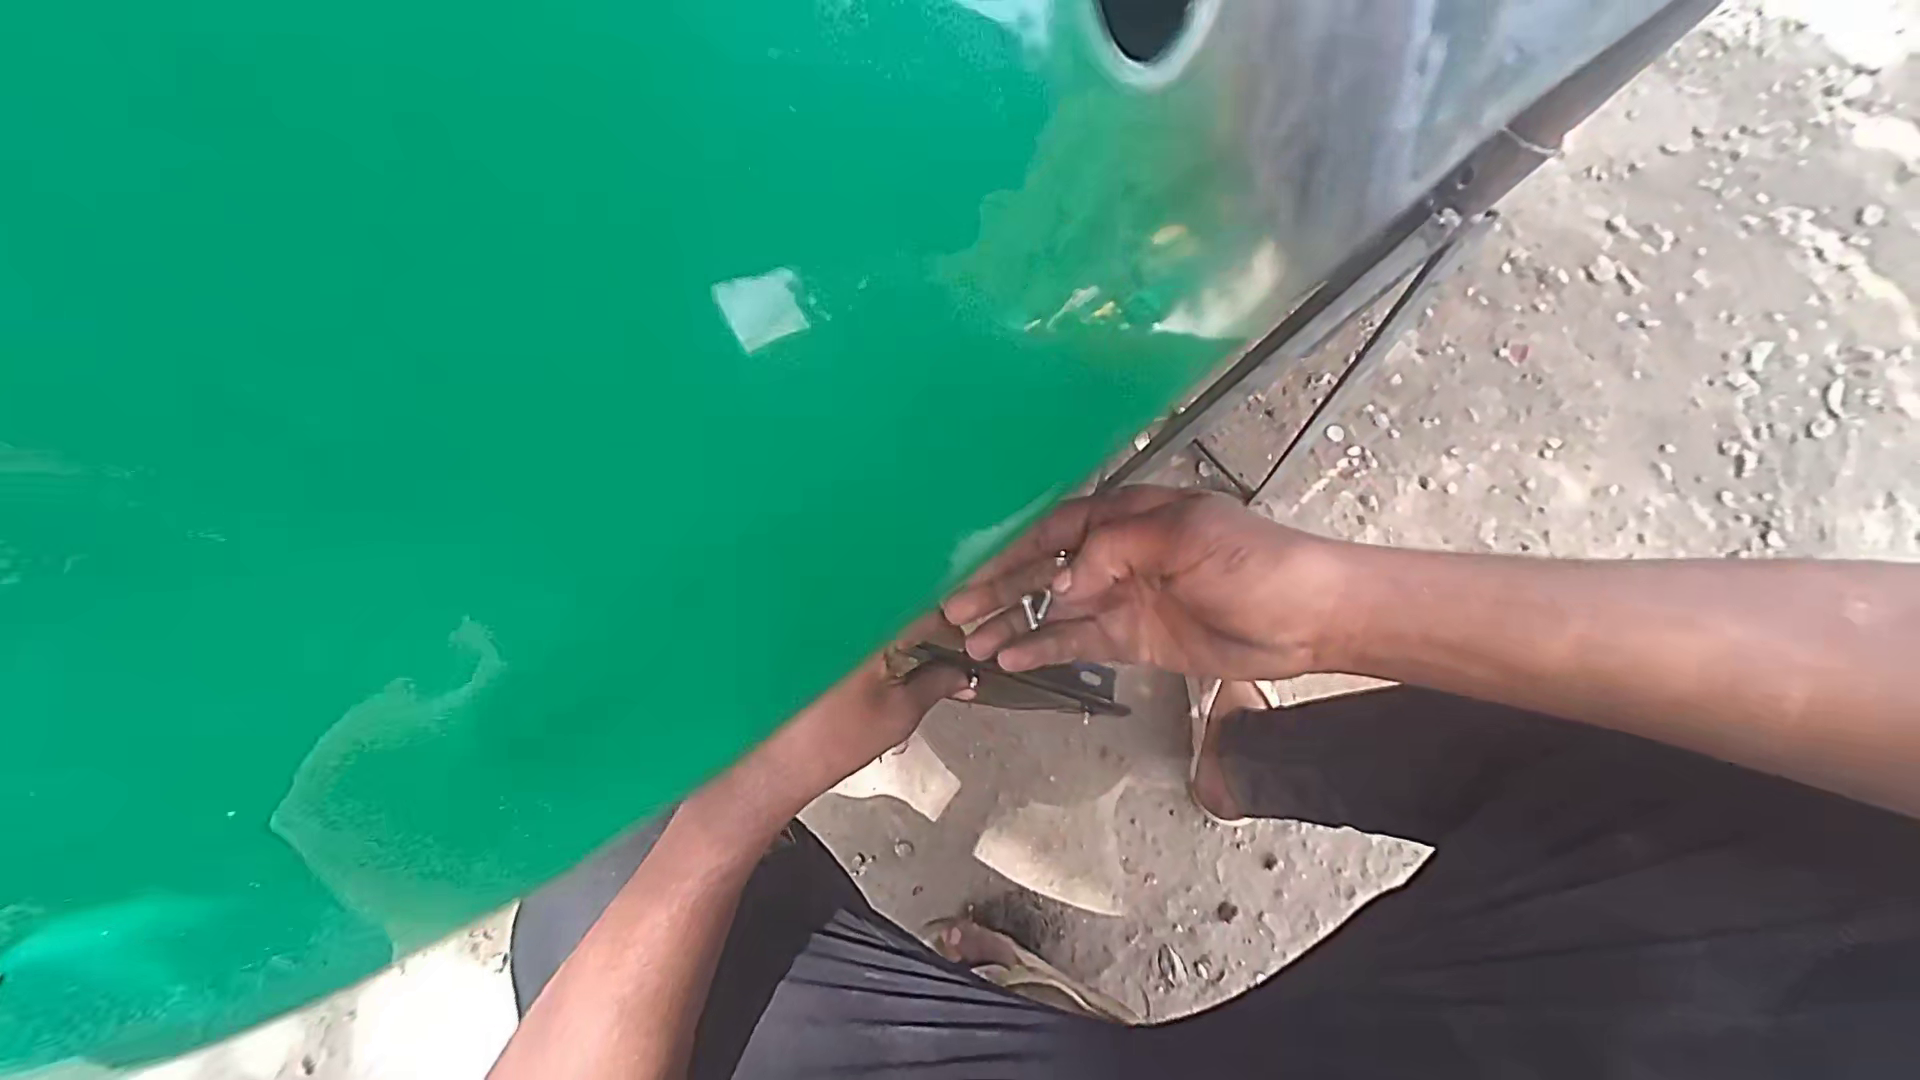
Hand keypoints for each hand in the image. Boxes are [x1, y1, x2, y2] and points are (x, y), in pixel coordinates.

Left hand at [693, 616, 973, 834]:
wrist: (772, 764)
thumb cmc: (827, 743)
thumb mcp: (898, 715)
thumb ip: (936, 685)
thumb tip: (962, 675)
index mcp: (871, 628)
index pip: (926, 608)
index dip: (951, 625)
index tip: (961, 643)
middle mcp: (844, 614)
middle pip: (900, 599)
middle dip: (926, 621)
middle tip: (939, 649)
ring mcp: (822, 619)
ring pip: (876, 606)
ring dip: (898, 624)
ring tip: (909, 654)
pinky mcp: (808, 631)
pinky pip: (852, 618)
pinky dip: (871, 629)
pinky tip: (877, 655)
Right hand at [942, 486, 1347, 679]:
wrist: (1307, 618)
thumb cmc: (1250, 562)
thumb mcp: (1184, 536)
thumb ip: (1115, 548)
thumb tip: (1061, 579)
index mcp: (1124, 517)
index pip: (1054, 528)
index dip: (1014, 548)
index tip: (975, 569)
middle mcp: (1113, 555)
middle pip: (1043, 570)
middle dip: (999, 588)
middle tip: (954, 609)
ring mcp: (1118, 598)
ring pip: (1052, 610)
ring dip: (1012, 624)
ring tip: (971, 642)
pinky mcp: (1128, 637)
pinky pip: (1077, 642)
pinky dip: (1044, 648)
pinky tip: (1010, 658)